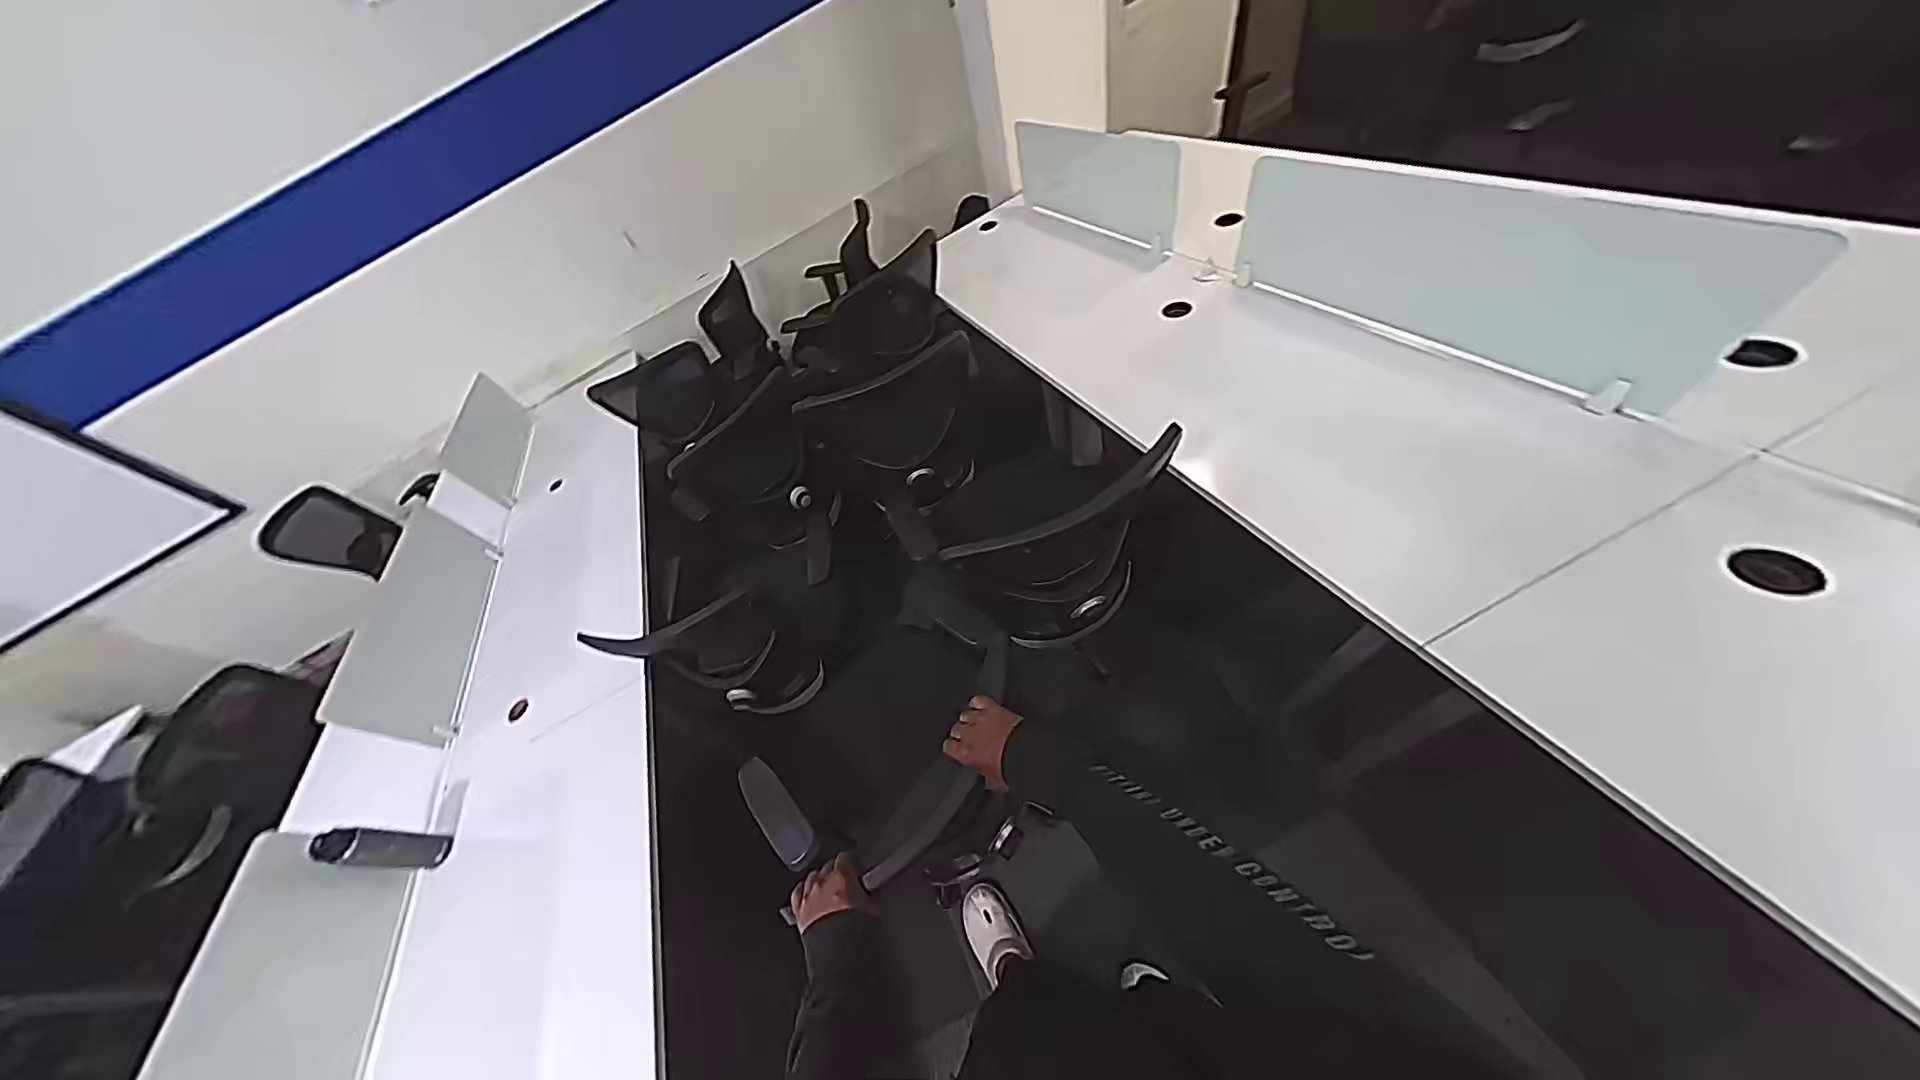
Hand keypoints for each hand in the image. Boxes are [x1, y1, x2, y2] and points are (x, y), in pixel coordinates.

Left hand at [790, 852, 872, 932]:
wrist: (837, 951)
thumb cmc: (854, 929)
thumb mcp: (872, 907)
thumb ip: (871, 893)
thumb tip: (874, 891)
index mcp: (842, 875)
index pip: (844, 857)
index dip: (850, 861)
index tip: (854, 865)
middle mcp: (823, 882)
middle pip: (827, 865)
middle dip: (835, 869)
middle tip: (843, 877)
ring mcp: (809, 896)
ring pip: (812, 876)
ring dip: (819, 878)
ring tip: (827, 884)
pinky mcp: (799, 911)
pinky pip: (797, 893)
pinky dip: (802, 890)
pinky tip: (806, 891)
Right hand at [942, 696, 1021, 792]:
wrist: (1026, 753)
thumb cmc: (1010, 768)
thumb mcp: (994, 781)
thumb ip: (986, 777)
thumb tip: (988, 782)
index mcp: (965, 753)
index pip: (948, 747)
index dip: (953, 747)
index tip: (957, 748)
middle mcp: (969, 734)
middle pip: (956, 729)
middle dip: (961, 732)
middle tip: (971, 737)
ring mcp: (980, 719)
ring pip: (965, 714)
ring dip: (969, 718)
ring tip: (976, 723)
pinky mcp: (992, 708)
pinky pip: (978, 700)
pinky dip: (978, 703)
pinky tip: (981, 708)